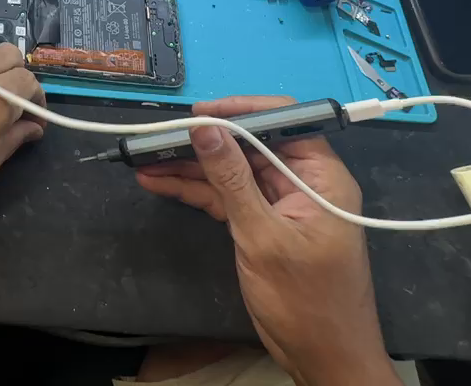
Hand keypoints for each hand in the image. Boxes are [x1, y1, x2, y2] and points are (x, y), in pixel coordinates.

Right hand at [136, 96, 398, 385]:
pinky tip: (158, 182)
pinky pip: (223, 194)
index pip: (283, 121)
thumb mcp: (262, 235)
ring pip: (229, 169)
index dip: (241, 111)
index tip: (199, 114)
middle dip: (203, 140)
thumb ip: (230, 178)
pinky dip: (192, 189)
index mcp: (320, 177)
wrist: (325, 365)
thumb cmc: (306, 301)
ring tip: (145, 158)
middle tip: (158, 137)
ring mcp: (279, 202)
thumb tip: (203, 127)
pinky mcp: (260, 221)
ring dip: (188, 165)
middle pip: (248, 144)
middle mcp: (301, 182)